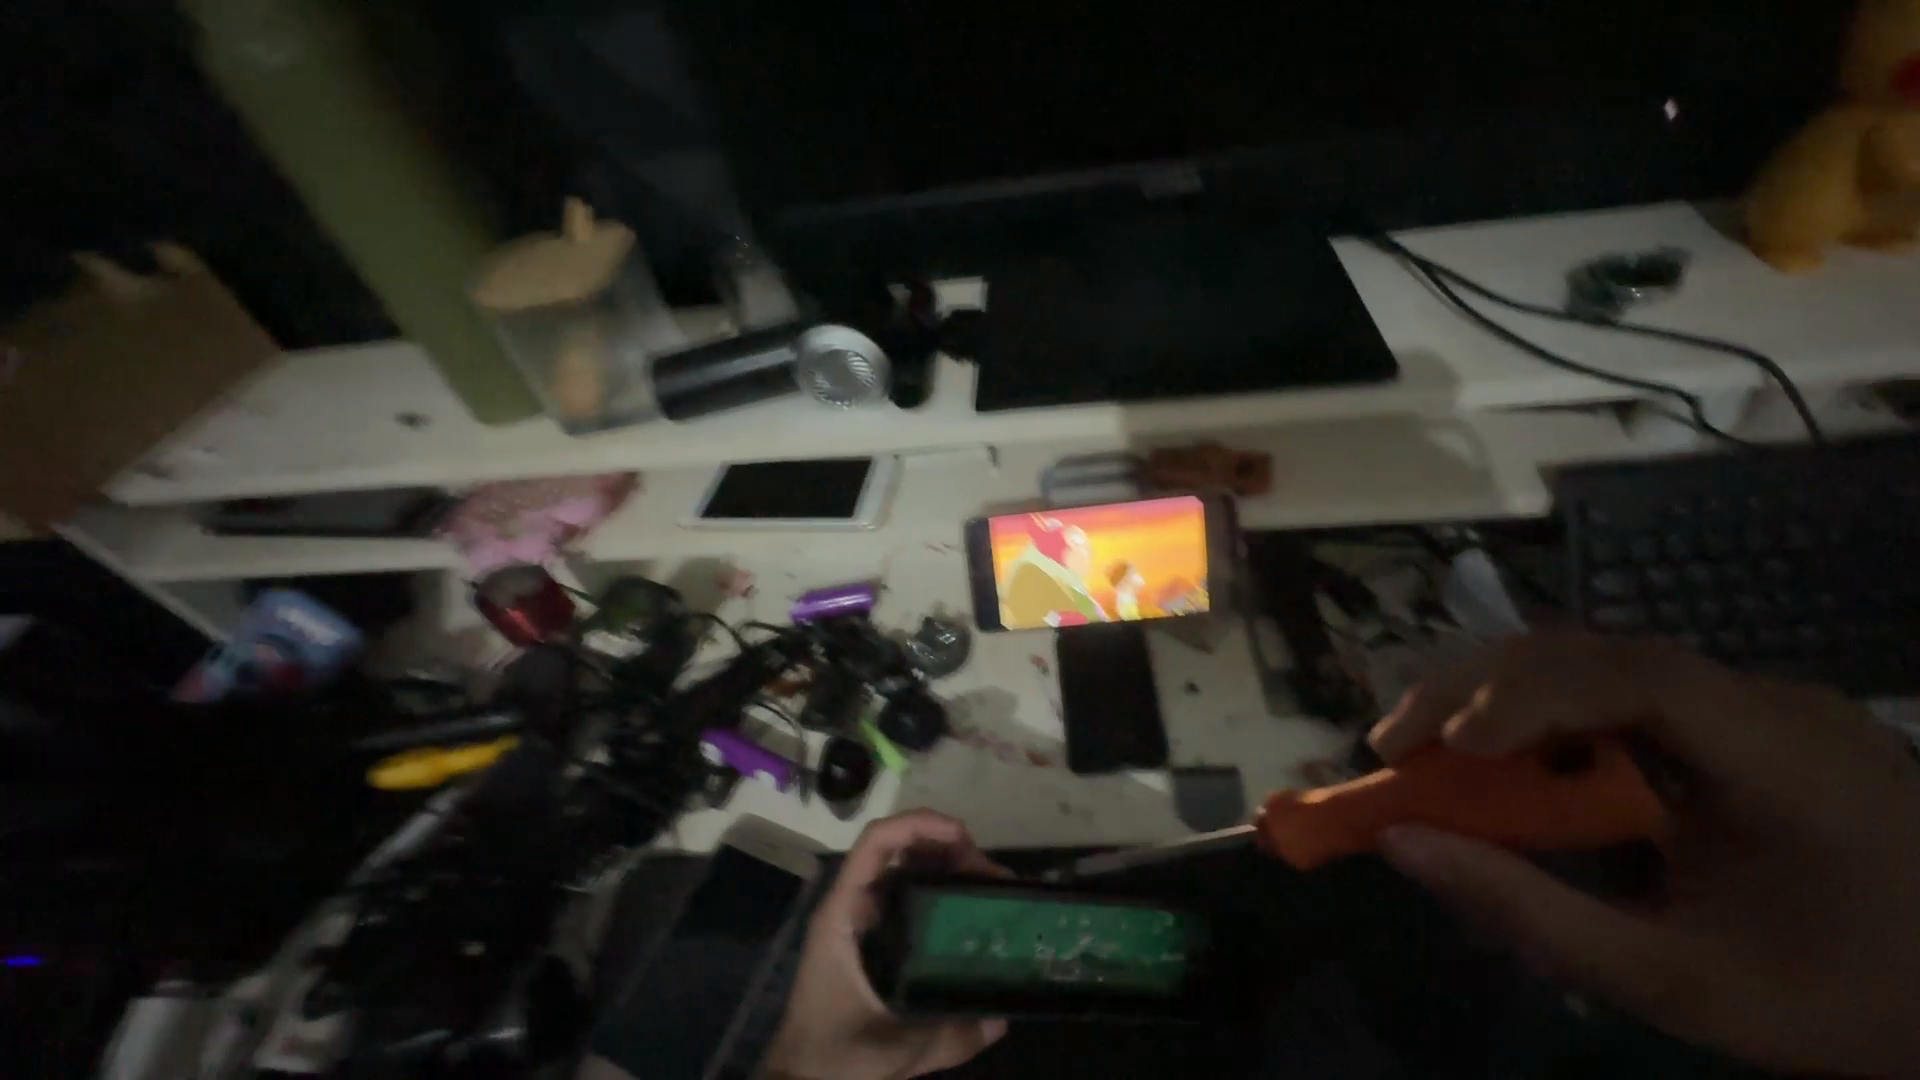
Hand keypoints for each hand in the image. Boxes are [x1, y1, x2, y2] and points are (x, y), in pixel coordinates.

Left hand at [759, 811, 1008, 1079]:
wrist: (802, 1078)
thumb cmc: (833, 1055)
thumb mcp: (892, 1050)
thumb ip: (948, 1036)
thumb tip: (1001, 1016)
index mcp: (845, 913)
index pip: (875, 844)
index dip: (917, 825)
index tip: (963, 836)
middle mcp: (853, 903)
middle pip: (897, 847)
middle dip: (944, 845)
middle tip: (988, 871)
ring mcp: (863, 915)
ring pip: (905, 867)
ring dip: (945, 864)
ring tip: (987, 884)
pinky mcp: (875, 933)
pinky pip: (908, 894)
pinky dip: (939, 888)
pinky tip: (968, 909)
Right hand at [1366, 631, 1919, 1076]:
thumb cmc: (1838, 999)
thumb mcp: (1679, 985)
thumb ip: (1534, 916)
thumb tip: (1398, 842)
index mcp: (1790, 763)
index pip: (1643, 679)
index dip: (1531, 694)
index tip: (1452, 746)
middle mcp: (1764, 701)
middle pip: (1590, 652)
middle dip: (1474, 688)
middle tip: (1391, 745)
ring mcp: (1743, 699)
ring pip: (1584, 658)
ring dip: (1487, 692)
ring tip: (1420, 744)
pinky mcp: (1720, 712)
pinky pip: (1603, 687)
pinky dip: (1526, 709)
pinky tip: (1491, 749)